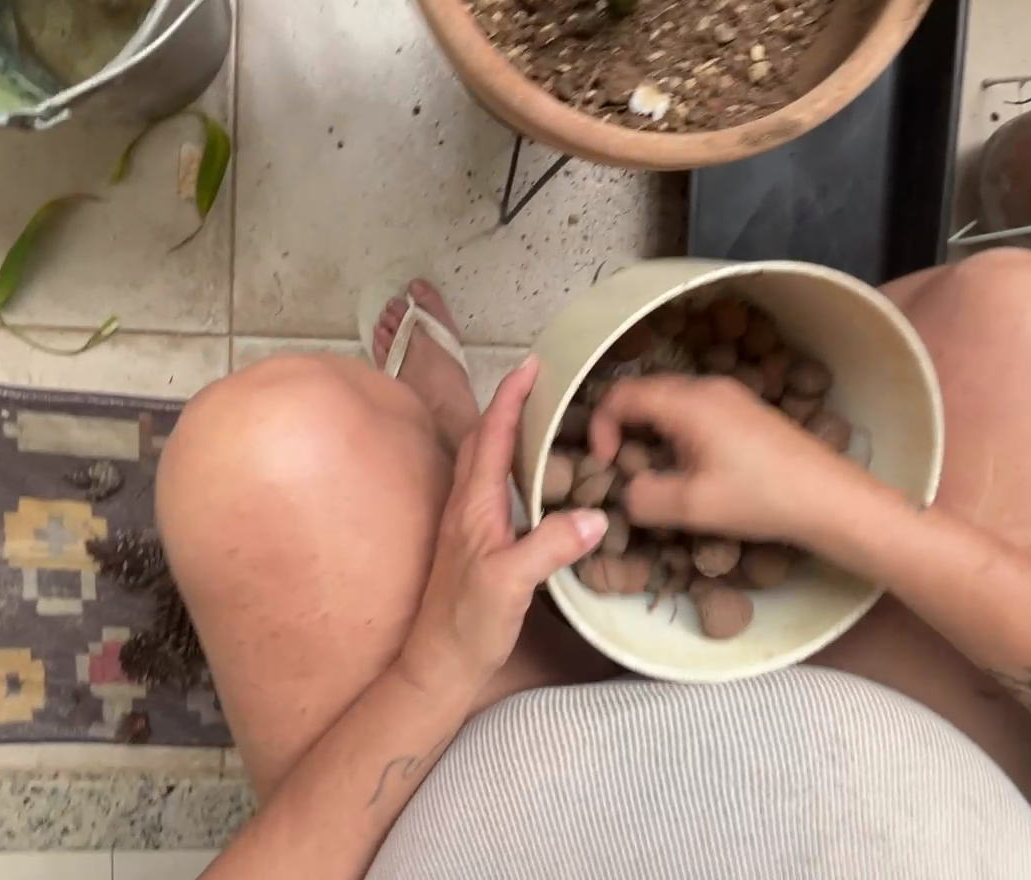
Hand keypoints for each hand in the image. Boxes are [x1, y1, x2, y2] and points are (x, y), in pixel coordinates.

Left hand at [397, 356, 607, 697]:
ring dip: (503, 429)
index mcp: (474, 505)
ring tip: (535, 418)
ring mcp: (466, 522)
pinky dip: (506, 462)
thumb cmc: (467, 625)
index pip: (492, 435)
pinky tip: (526, 478)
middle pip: (482, 437)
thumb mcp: (511, 585)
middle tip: (538, 384)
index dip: (511, 397)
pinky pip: (489, 484)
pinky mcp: (472, 540)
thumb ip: (549, 547)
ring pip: (482, 459)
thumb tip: (594, 516)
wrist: (437, 664)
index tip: (532, 364)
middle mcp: (465, 505)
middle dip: (506, 403)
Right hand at [588, 375, 890, 542]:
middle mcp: (706, 387)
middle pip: (643, 393)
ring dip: (650, 431)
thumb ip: (643, 497)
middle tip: (623, 467)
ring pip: (668, 401)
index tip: (605, 464)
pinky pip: (693, 409)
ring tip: (657, 470)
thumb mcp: (692, 507)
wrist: (834, 501)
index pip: (620, 395)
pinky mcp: (745, 410)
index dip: (600, 426)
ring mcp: (730, 395)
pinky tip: (692, 467)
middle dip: (622, 428)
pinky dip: (675, 431)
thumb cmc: (761, 499)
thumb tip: (626, 490)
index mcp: (687, 402)